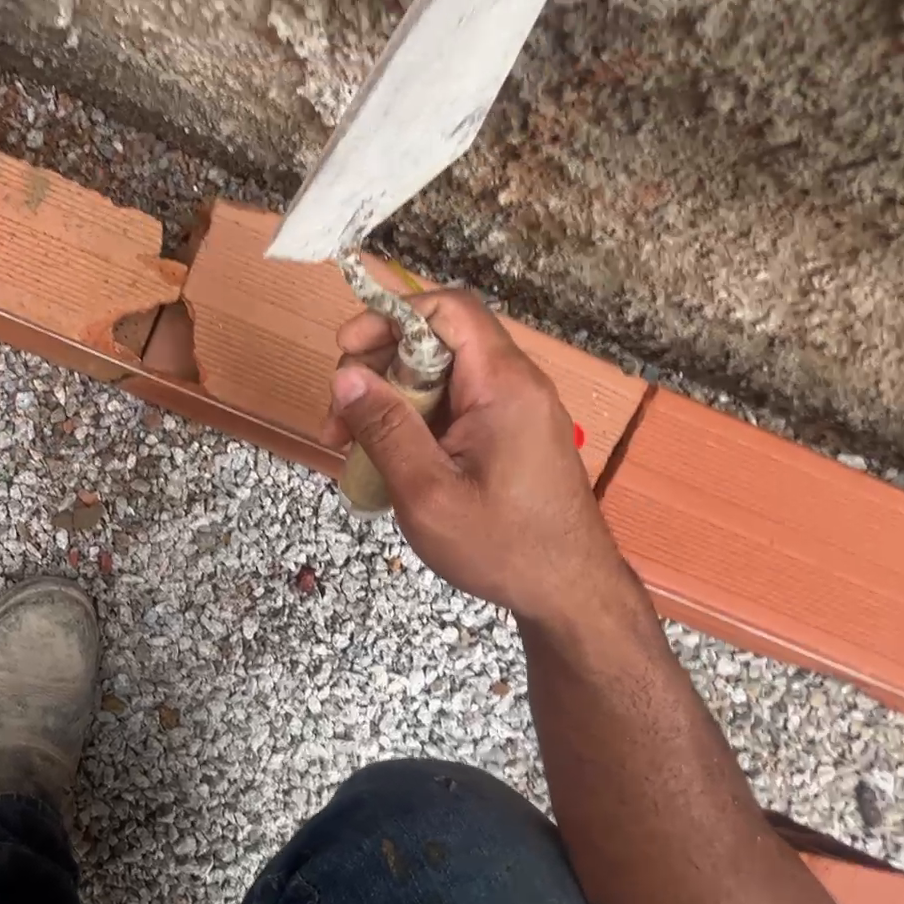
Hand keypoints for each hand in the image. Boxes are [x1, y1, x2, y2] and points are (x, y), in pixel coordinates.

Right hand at [321, 290, 629, 622]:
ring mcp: (510, 410)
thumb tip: (344, 376)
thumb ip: (384, 428)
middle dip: (374, 370)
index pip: (447, 310)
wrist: (567, 593)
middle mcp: (513, 385)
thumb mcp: (426, 490)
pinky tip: (384, 460)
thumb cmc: (501, 546)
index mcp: (503, 386)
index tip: (343, 351)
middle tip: (336, 422)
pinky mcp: (504, 434)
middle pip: (433, 343)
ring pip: (435, 378)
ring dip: (385, 402)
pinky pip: (447, 408)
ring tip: (350, 448)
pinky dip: (408, 423)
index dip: (389, 316)